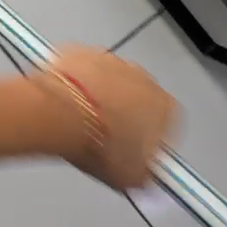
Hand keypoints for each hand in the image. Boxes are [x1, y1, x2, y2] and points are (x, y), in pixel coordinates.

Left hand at [40, 46, 176, 189]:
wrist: (60, 112)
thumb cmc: (99, 143)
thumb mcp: (132, 176)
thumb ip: (145, 173)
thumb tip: (142, 175)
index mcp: (166, 107)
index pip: (164, 124)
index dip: (145, 138)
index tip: (130, 149)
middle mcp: (143, 77)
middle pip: (136, 97)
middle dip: (122, 112)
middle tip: (102, 133)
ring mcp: (110, 59)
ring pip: (108, 80)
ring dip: (98, 94)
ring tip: (80, 116)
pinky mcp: (79, 50)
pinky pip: (81, 67)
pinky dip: (75, 79)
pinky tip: (66, 97)